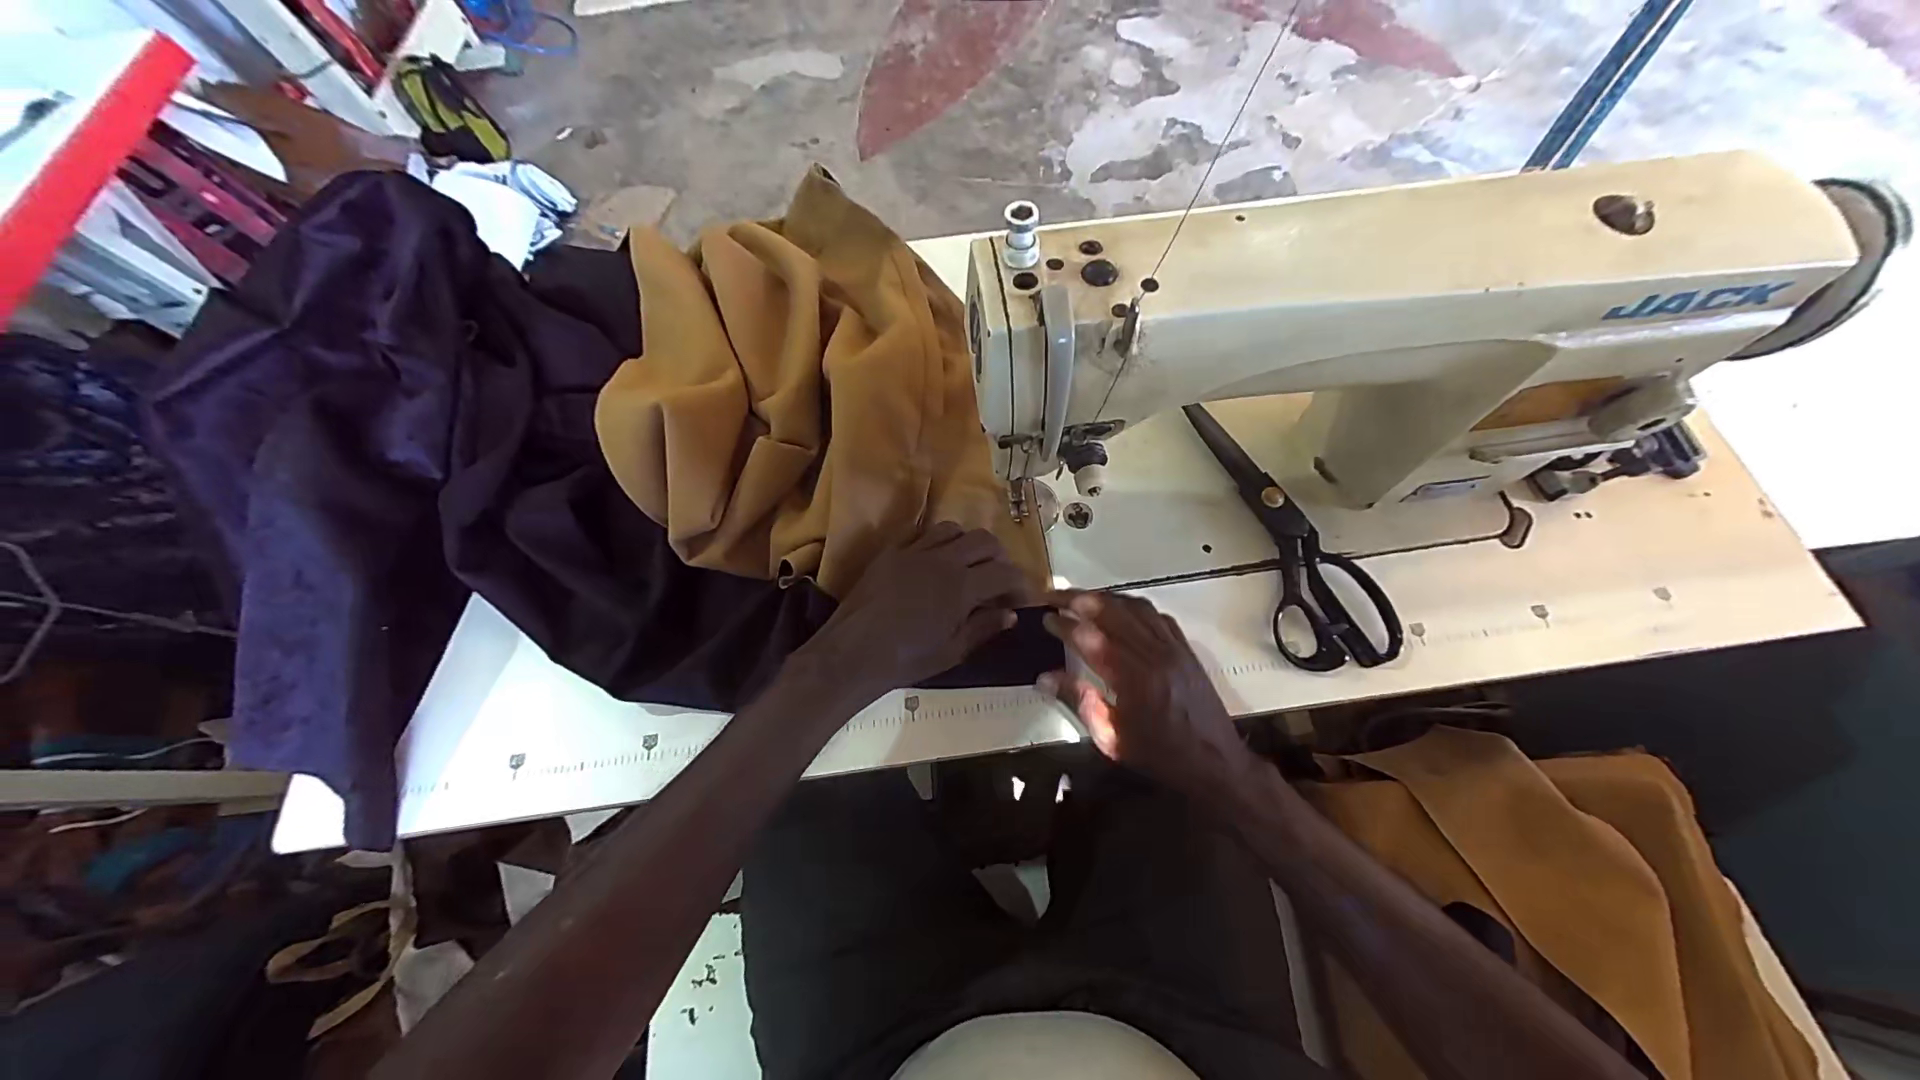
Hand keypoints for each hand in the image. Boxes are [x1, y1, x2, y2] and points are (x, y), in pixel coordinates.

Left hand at [799, 522, 1030, 697]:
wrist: (853, 652)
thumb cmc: (907, 659)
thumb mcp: (952, 651)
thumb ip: (984, 627)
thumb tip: (1010, 614)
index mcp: (963, 586)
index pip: (1005, 572)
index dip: (1020, 584)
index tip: (1021, 598)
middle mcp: (943, 560)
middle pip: (984, 541)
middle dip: (999, 558)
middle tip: (997, 580)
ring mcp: (914, 551)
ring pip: (953, 529)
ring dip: (967, 543)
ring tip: (966, 565)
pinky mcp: (891, 551)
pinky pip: (919, 531)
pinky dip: (934, 539)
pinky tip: (933, 557)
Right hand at [1040, 590, 1260, 800]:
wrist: (1214, 762)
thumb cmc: (1159, 756)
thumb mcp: (1111, 738)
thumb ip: (1079, 702)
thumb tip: (1045, 678)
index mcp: (1133, 680)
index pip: (1091, 639)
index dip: (1064, 624)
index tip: (1045, 617)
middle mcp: (1154, 655)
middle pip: (1112, 611)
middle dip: (1079, 599)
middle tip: (1054, 595)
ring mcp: (1173, 647)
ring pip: (1134, 606)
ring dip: (1104, 597)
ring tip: (1081, 598)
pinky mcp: (1185, 648)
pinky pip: (1156, 615)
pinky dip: (1132, 606)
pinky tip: (1119, 610)